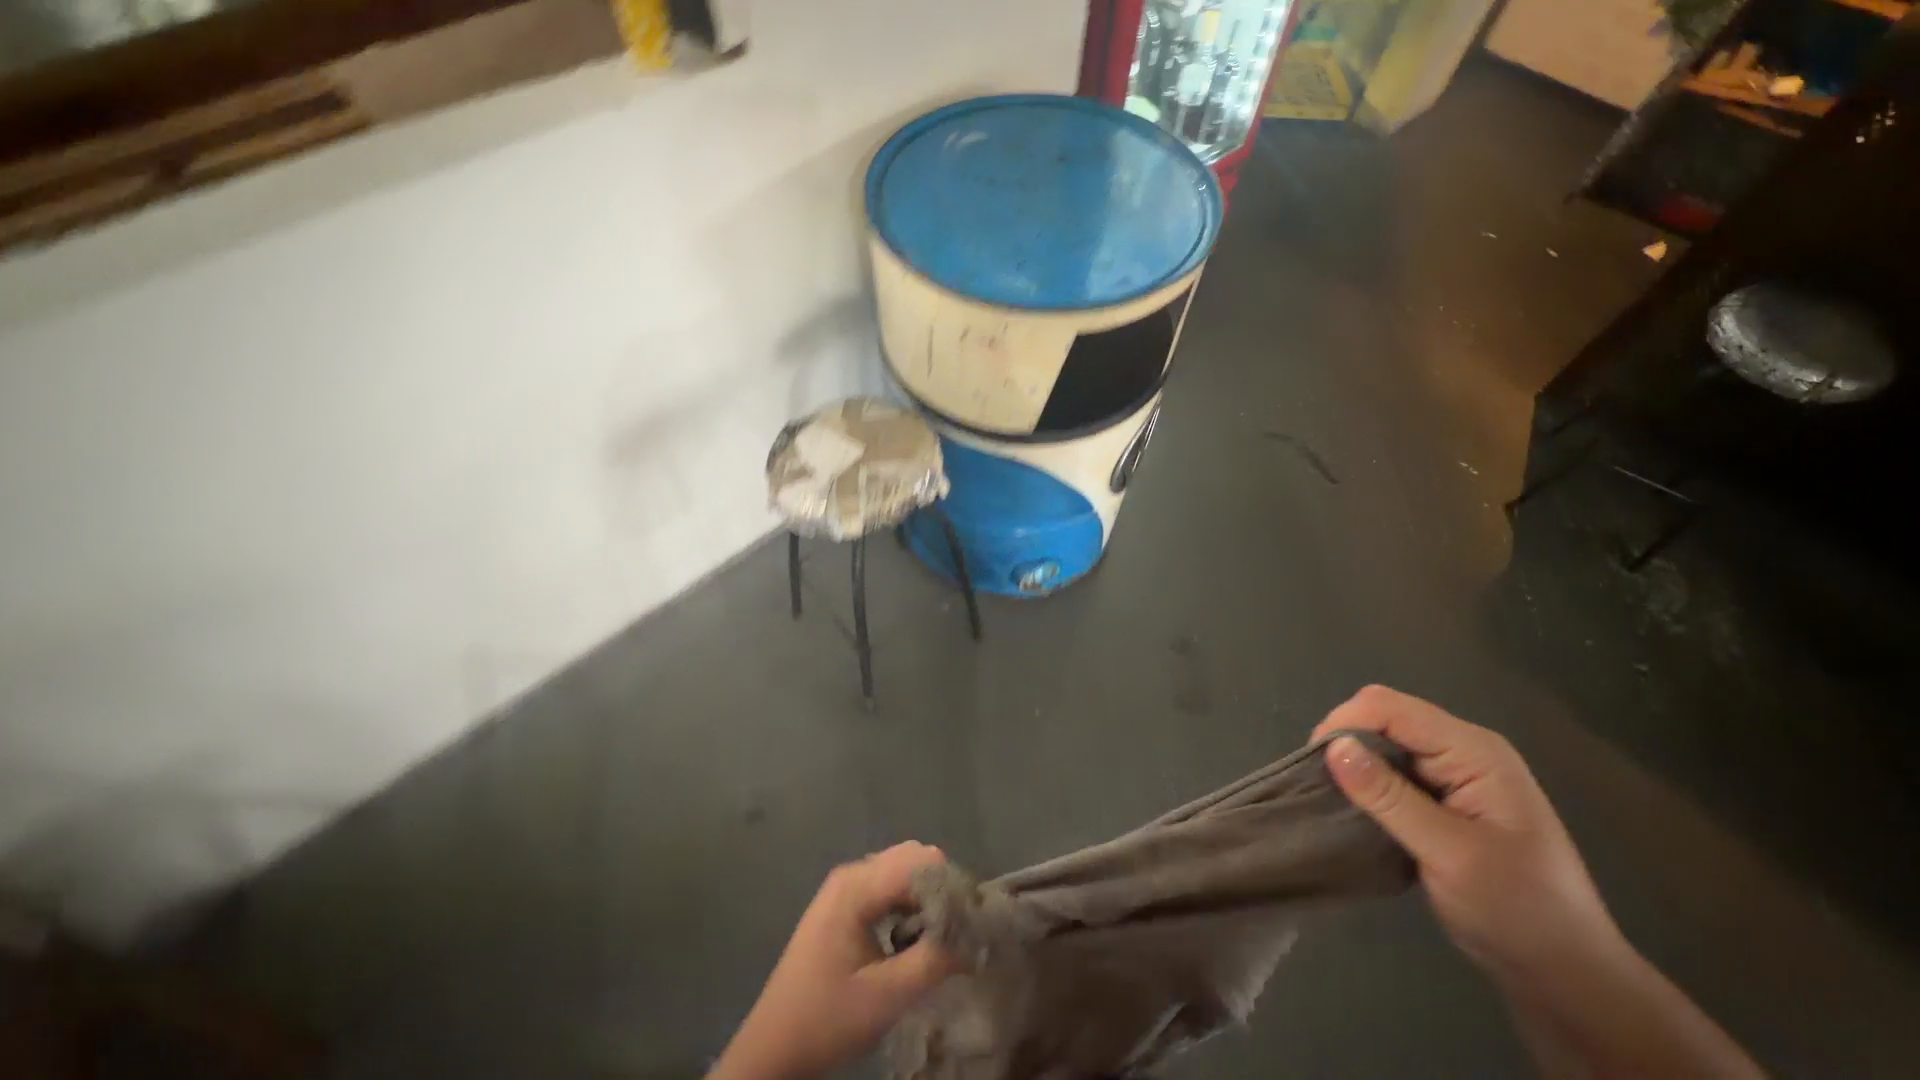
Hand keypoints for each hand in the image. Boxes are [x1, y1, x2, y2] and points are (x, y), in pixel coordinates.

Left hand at [709, 843, 959, 1079]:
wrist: (775, 1048)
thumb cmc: (828, 1018)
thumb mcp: (888, 994)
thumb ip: (936, 958)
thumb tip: (979, 934)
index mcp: (857, 886)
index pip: (924, 862)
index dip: (952, 891)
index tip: (971, 928)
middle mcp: (852, 875)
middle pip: (915, 860)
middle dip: (942, 892)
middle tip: (957, 935)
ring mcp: (845, 890)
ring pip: (903, 873)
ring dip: (927, 901)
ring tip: (940, 942)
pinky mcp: (845, 908)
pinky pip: (889, 890)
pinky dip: (910, 907)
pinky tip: (915, 942)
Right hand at [1314, 687, 1762, 1077]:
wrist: (1565, 970)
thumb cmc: (1516, 909)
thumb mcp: (1449, 853)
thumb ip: (1390, 797)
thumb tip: (1333, 747)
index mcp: (1474, 751)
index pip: (1392, 708)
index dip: (1345, 724)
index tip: (1312, 766)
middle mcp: (1465, 751)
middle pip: (1387, 719)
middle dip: (1347, 744)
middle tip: (1320, 788)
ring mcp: (1458, 777)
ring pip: (1387, 748)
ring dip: (1357, 768)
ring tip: (1332, 803)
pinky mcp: (1447, 803)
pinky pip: (1396, 776)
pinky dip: (1371, 789)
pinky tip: (1357, 815)